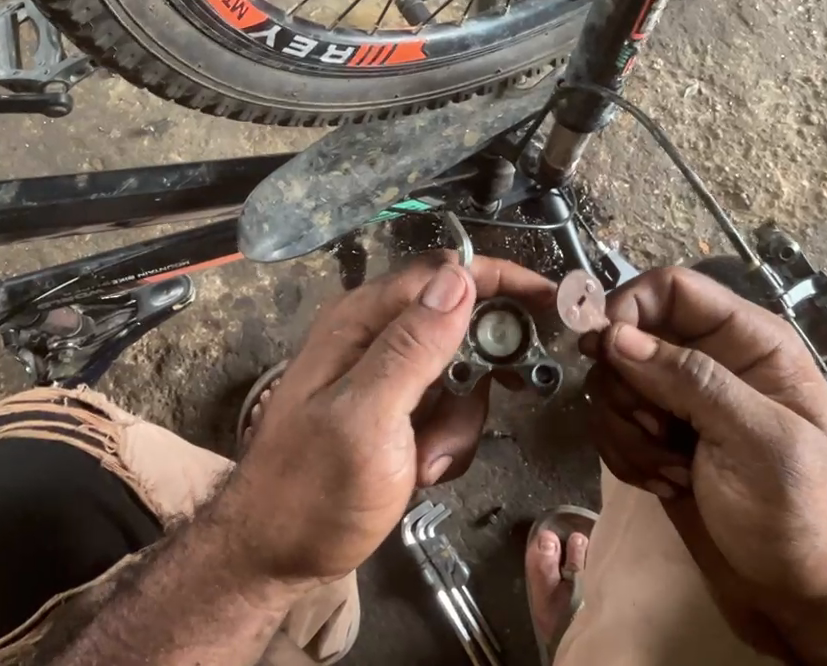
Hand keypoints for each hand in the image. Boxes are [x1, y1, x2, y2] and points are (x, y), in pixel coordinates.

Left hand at [207, 253, 554, 589]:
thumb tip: (460, 277)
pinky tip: (419, 471)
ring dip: (457, 422)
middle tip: (485, 409)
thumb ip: (413, 346)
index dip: (500, 281)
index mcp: (362, 320)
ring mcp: (384, 374)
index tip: (552, 302)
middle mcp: (373, 335)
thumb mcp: (367, 417)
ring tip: (425, 462)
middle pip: (459, 323)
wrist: (275, 554)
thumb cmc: (313, 489)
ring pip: (459, 374)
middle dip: (479, 374)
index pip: (443, 272)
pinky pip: (446, 409)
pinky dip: (446, 441)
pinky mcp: (394, 410)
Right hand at [583, 267, 826, 651]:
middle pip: (628, 335)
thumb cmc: (807, 514)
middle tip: (656, 430)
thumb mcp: (761, 442)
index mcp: (748, 342)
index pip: (671, 287)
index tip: (601, 347)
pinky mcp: (656, 438)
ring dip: (626, 429)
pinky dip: (624, 454)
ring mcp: (679, 401)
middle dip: (627, 385)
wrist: (809, 599)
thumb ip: (690, 380)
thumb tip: (613, 335)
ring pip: (612, 382)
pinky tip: (664, 483)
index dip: (628, 306)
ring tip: (670, 468)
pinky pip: (611, 423)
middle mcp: (708, 361)